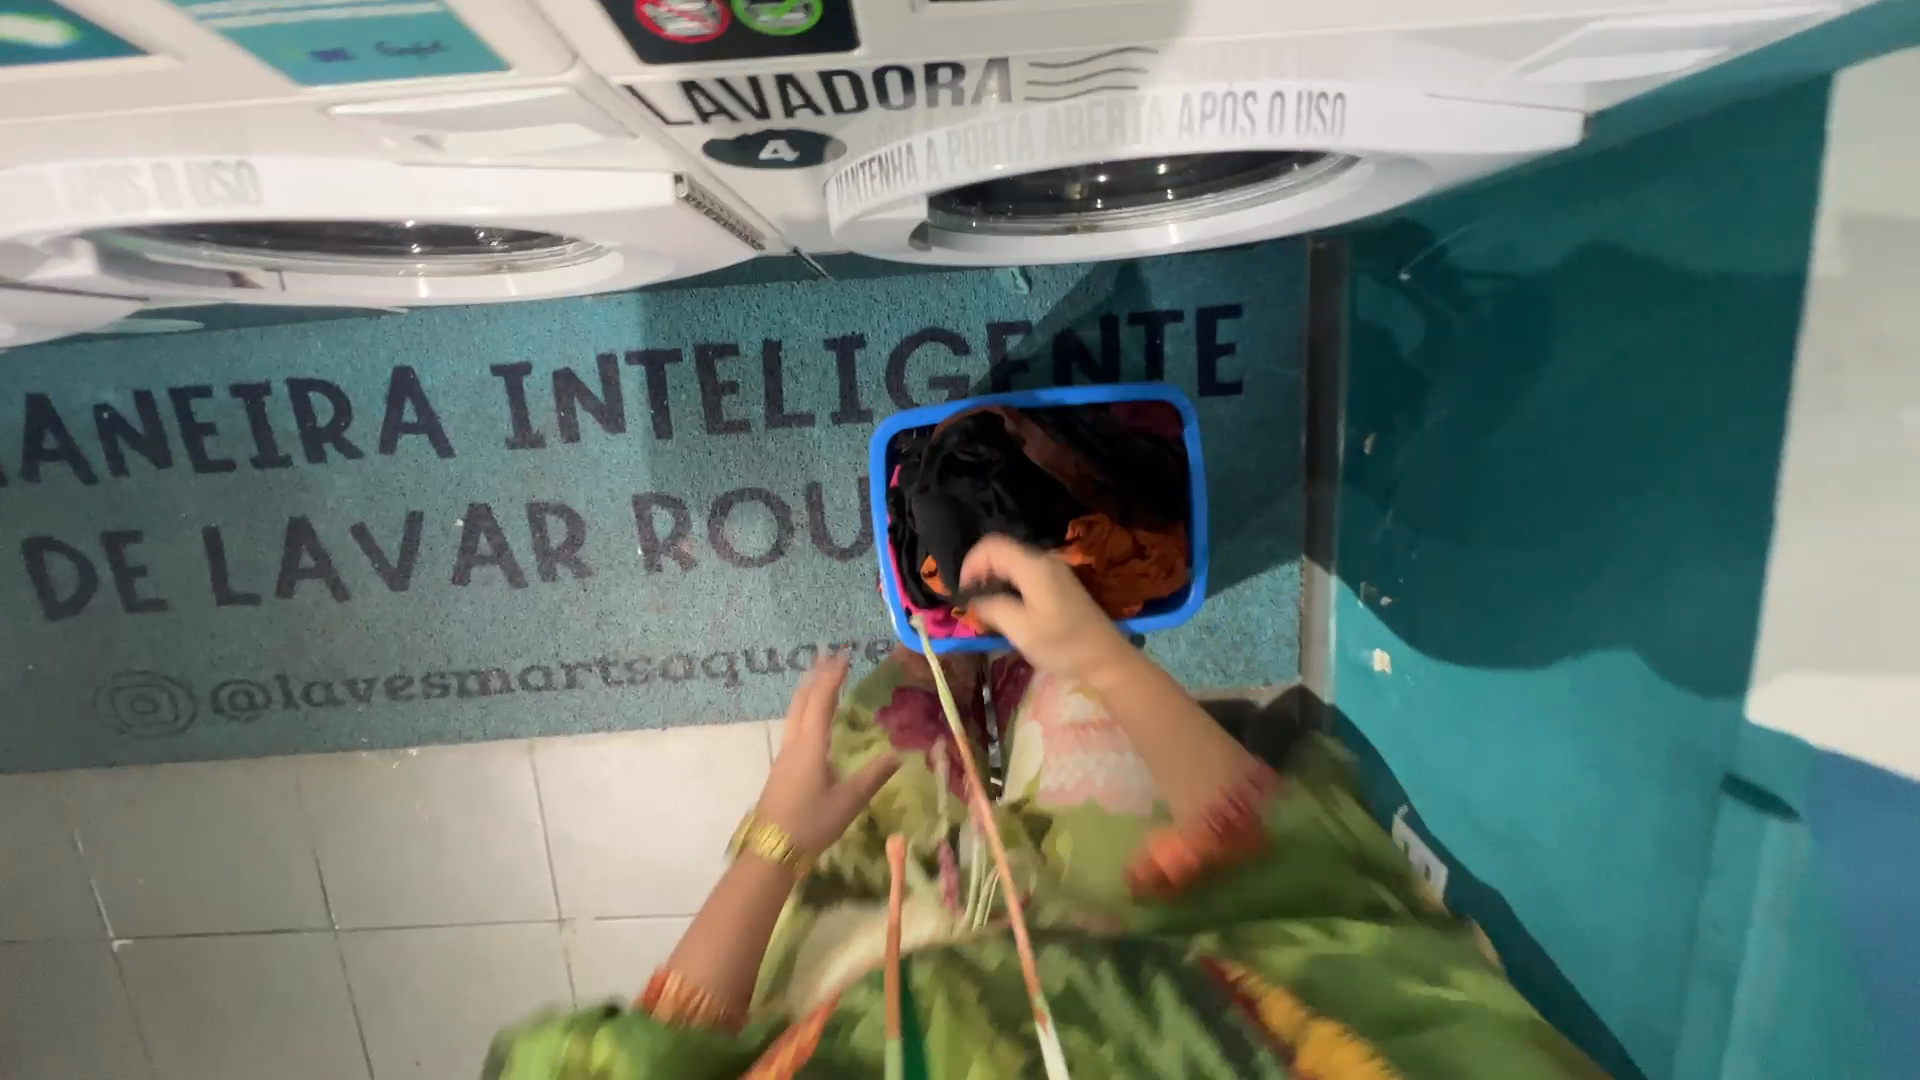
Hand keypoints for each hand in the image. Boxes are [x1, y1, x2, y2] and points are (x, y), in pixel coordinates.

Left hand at [753, 652, 899, 859]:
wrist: (771, 852)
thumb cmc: (811, 823)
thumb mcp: (849, 801)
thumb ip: (874, 775)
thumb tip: (899, 754)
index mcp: (811, 745)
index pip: (823, 700)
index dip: (833, 676)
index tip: (844, 655)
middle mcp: (795, 743)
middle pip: (803, 699)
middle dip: (817, 675)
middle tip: (828, 654)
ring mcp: (785, 755)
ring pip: (795, 711)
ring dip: (808, 690)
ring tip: (818, 676)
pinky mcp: (782, 767)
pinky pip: (794, 724)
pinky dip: (804, 708)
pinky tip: (810, 718)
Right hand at [959, 535, 1136, 684]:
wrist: (1106, 658)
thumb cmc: (1062, 644)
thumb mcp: (1020, 629)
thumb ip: (992, 608)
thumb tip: (974, 600)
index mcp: (1033, 566)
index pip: (991, 546)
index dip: (970, 563)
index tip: (963, 591)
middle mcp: (1044, 561)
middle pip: (1002, 551)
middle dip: (980, 572)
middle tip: (971, 601)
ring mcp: (1054, 572)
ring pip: (1013, 563)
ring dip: (994, 579)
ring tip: (985, 607)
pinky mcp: (1060, 584)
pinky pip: (1026, 574)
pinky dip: (1009, 585)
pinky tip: (1007, 608)